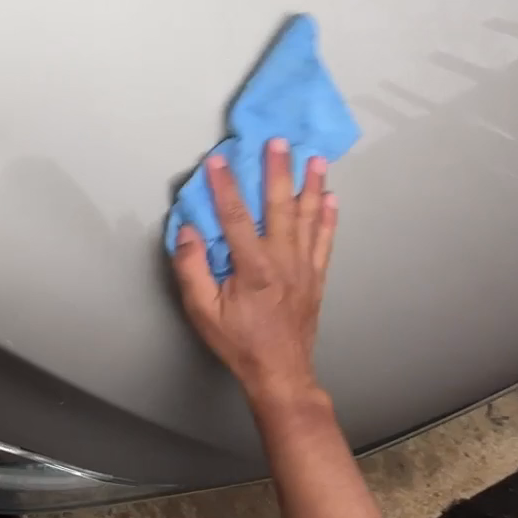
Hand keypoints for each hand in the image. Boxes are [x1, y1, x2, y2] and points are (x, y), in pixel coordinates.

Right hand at [172, 139, 337, 405]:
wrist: (281, 374)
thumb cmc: (237, 342)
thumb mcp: (200, 309)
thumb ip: (191, 268)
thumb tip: (187, 231)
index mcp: (255, 269)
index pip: (236, 218)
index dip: (225, 188)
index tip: (217, 161)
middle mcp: (284, 263)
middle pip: (280, 208)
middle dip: (277, 172)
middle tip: (278, 143)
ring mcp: (304, 269)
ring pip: (308, 219)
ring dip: (310, 186)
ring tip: (314, 159)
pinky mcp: (315, 277)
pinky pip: (324, 240)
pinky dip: (328, 218)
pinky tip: (330, 198)